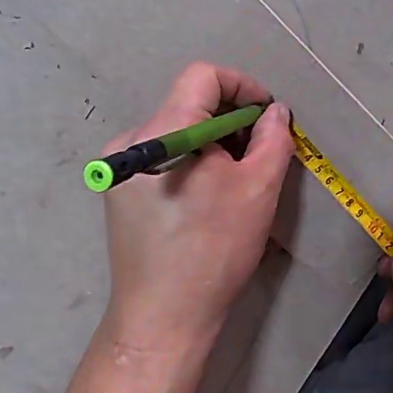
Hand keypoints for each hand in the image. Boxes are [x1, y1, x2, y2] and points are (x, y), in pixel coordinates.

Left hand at [101, 63, 293, 355]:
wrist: (163, 315)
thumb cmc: (215, 249)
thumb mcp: (259, 188)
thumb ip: (273, 138)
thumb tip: (275, 111)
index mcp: (163, 130)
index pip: (202, 76)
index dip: (242, 85)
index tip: (267, 114)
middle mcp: (132, 138)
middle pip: (189, 104)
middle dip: (231, 119)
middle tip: (259, 152)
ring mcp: (120, 165)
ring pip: (177, 131)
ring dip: (212, 143)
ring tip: (235, 181)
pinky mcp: (118, 189)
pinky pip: (161, 155)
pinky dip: (191, 162)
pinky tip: (206, 197)